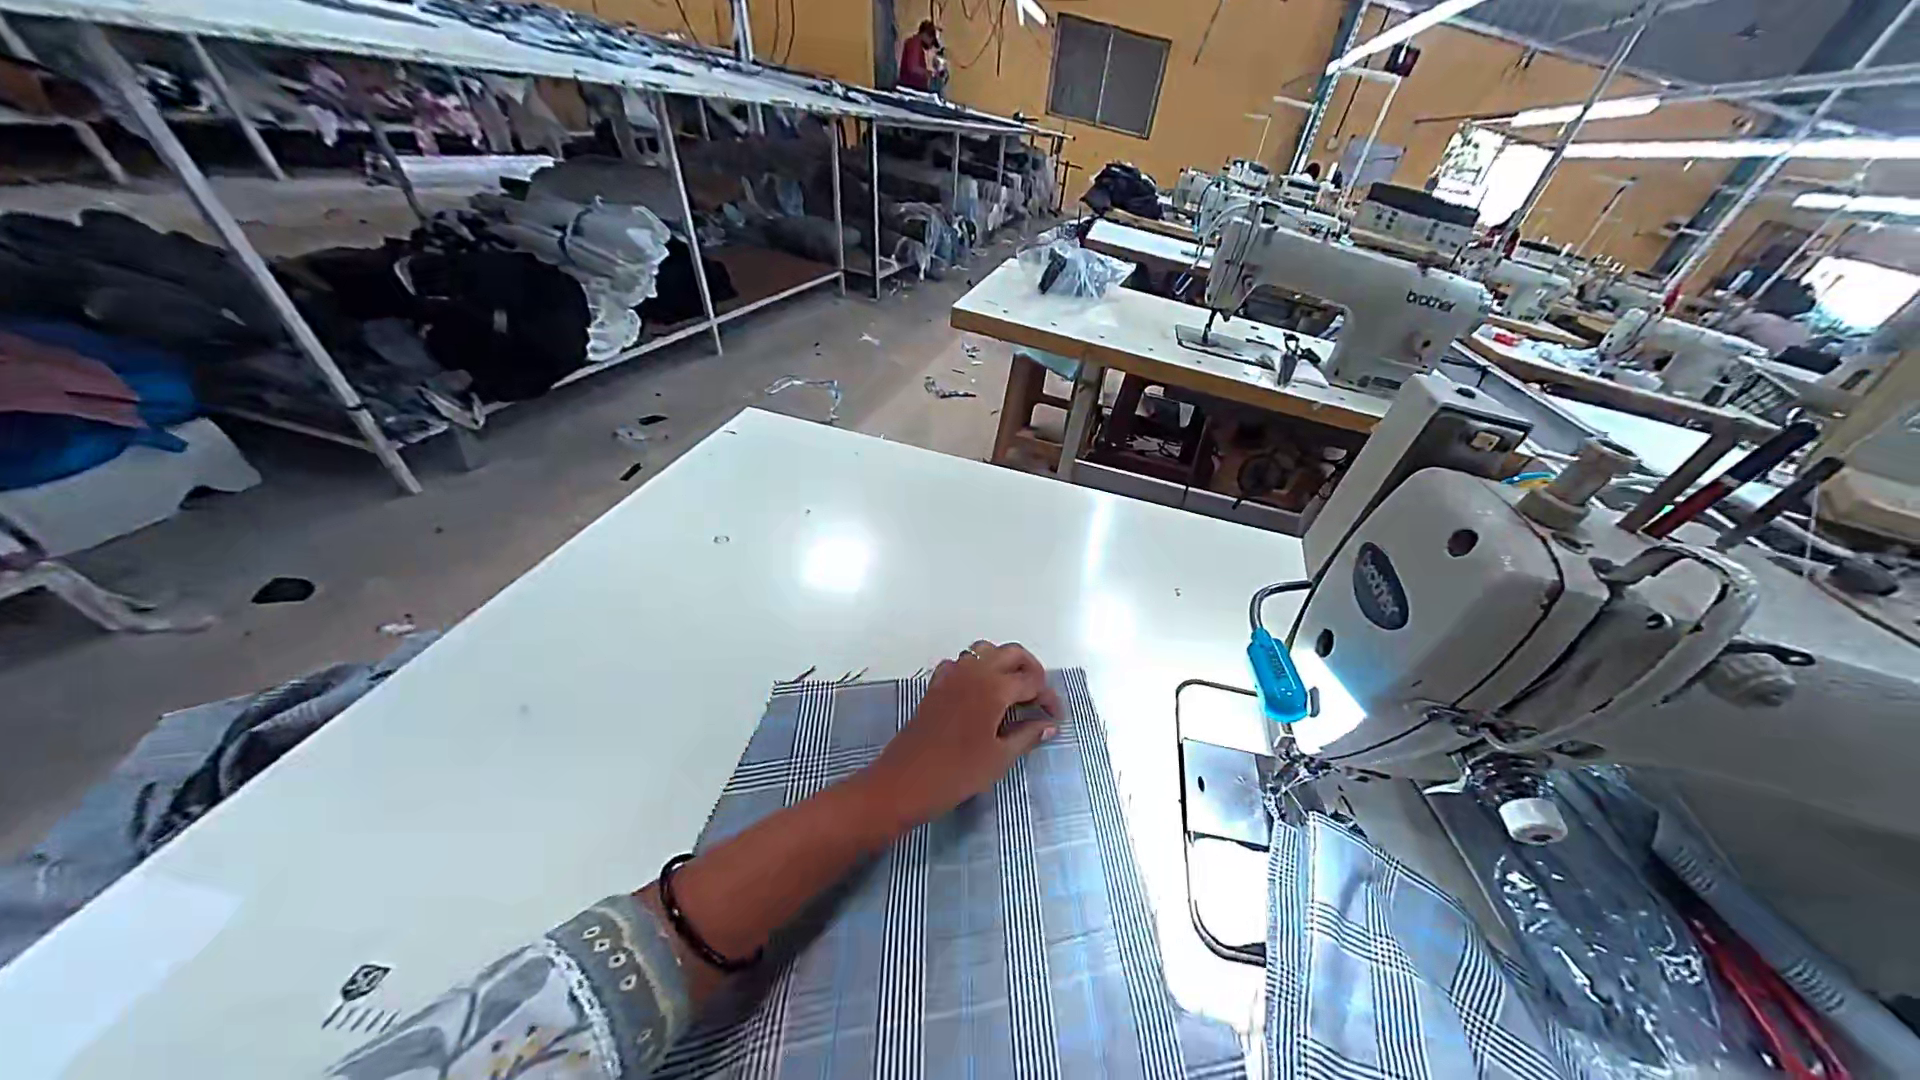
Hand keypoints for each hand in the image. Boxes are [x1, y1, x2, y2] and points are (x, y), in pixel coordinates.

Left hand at [855, 641, 1061, 833]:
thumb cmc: (958, 773)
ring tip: (1012, 692)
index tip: (1054, 718)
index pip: (1033, 681)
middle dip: (1030, 669)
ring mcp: (952, 675)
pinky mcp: (936, 685)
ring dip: (1003, 663)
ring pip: (984, 651)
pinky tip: (979, 693)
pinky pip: (961, 663)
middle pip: (1011, 653)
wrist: (905, 781)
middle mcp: (975, 672)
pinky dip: (975, 669)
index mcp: (995, 687)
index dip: (1048, 698)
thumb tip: (1048, 725)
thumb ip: (1027, 735)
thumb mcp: (1000, 758)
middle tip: (1038, 697)